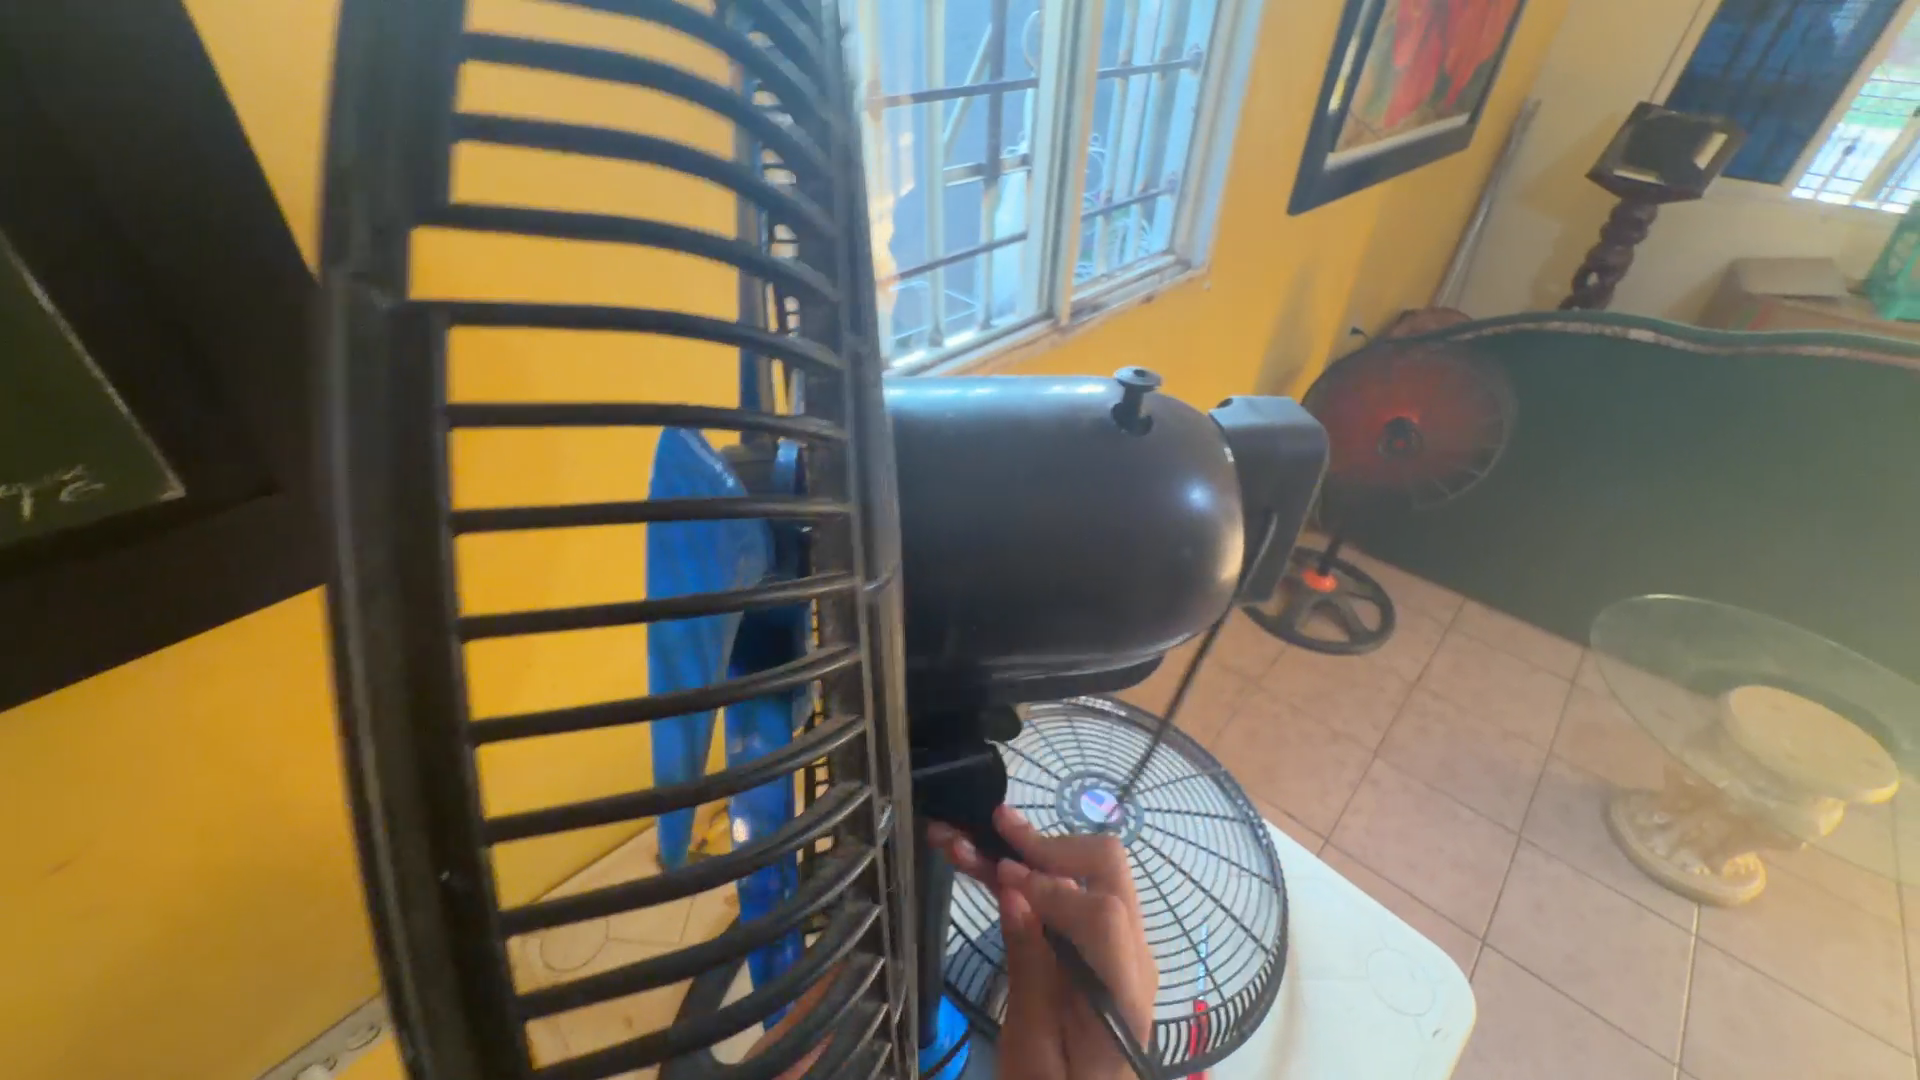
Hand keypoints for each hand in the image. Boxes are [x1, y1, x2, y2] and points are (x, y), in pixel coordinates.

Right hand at [928, 805, 1156, 1079]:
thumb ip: (1030, 971)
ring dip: (1026, 849)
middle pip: (1106, 869)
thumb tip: (1013, 892)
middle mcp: (1130, 954)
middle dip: (1045, 843)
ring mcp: (1114, 944)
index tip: (1001, 875)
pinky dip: (1024, 874)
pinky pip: (1064, 894)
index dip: (1051, 886)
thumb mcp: (1032, 1051)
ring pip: (1079, 871)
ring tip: (970, 834)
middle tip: (993, 827)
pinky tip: (983, 860)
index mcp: (1123, 993)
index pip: (1103, 914)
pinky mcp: (1092, 944)